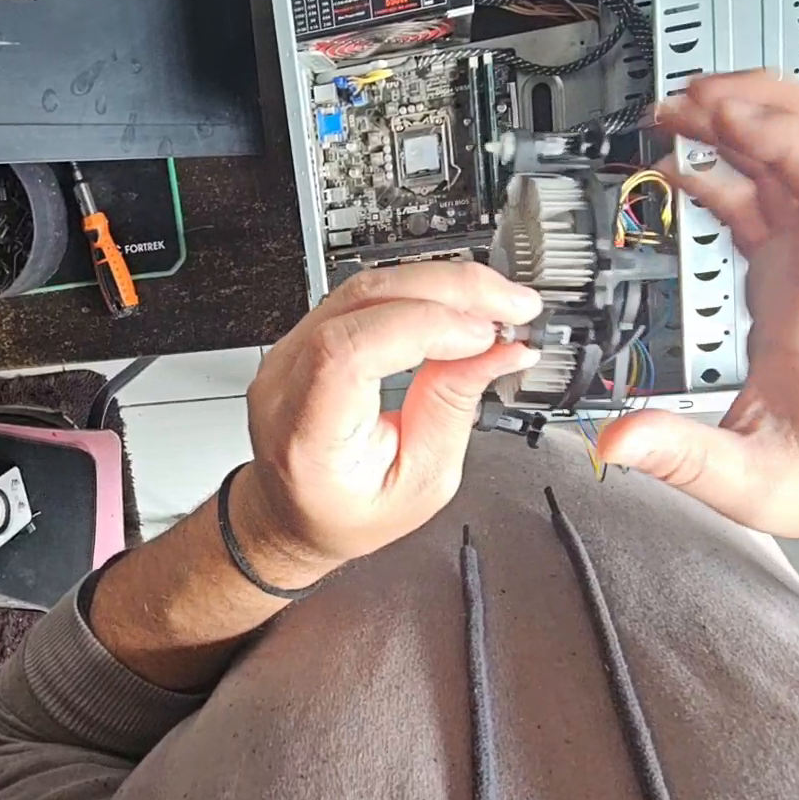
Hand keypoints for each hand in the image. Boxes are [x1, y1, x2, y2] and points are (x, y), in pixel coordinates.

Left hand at [231, 262, 543, 586]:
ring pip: (364, 287)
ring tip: (496, 304)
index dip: (424, 327)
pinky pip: (363, 297)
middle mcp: (286, 384)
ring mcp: (288, 353)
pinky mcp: (303, 338)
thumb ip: (452, 410)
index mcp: (306, 438)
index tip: (486, 336)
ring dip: (440, 285)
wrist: (293, 513)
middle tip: (512, 306)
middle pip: (360, 301)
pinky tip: (459, 306)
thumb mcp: (418, 482)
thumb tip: (500, 351)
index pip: (349, 352)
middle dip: (448, 291)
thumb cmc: (346, 514)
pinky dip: (420, 293)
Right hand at [595, 72, 798, 547]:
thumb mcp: (749, 483)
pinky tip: (687, 167)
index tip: (726, 118)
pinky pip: (768, 203)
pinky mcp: (794, 278)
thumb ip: (679, 456)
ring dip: (749, 126)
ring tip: (683, 112)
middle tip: (692, 96)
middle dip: (766, 108)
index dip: (790, 142)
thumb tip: (615, 437)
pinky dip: (729, 172)